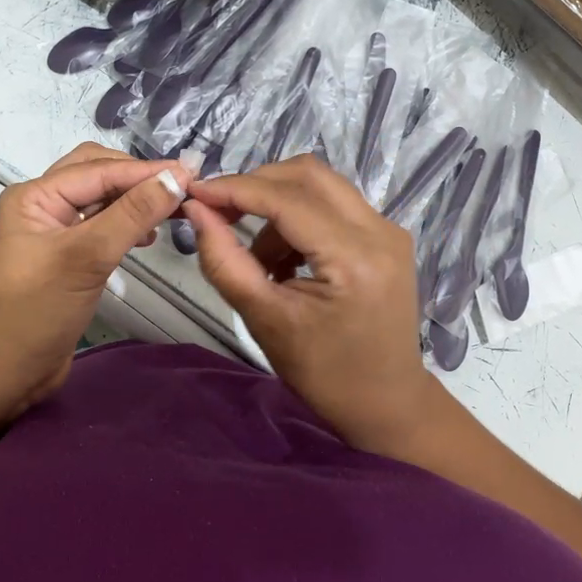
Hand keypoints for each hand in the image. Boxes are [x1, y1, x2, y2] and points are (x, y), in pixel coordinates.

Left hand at [0, 143, 190, 418]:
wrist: (2, 378)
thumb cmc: (35, 314)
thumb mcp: (86, 259)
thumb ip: (132, 214)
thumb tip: (176, 177)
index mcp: (34, 196)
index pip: (98, 170)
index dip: (146, 170)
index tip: (194, 173)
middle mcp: (41, 206)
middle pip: (97, 175)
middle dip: (138, 179)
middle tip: (184, 189)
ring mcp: (52, 233)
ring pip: (99, 200)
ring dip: (133, 201)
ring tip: (173, 211)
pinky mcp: (64, 259)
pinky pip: (99, 227)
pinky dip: (125, 225)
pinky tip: (147, 236)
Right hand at [184, 155, 438, 452]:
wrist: (385, 406)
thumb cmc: (323, 373)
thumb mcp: (265, 318)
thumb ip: (225, 260)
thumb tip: (195, 210)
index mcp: (355, 258)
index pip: (286, 199)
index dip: (235, 189)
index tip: (194, 193)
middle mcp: (380, 231)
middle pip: (307, 174)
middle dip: (256, 185)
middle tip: (220, 213)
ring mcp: (388, 230)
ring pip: (320, 185)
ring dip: (277, 204)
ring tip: (257, 258)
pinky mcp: (386, 237)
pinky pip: (333, 205)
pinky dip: (298, 218)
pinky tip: (284, 260)